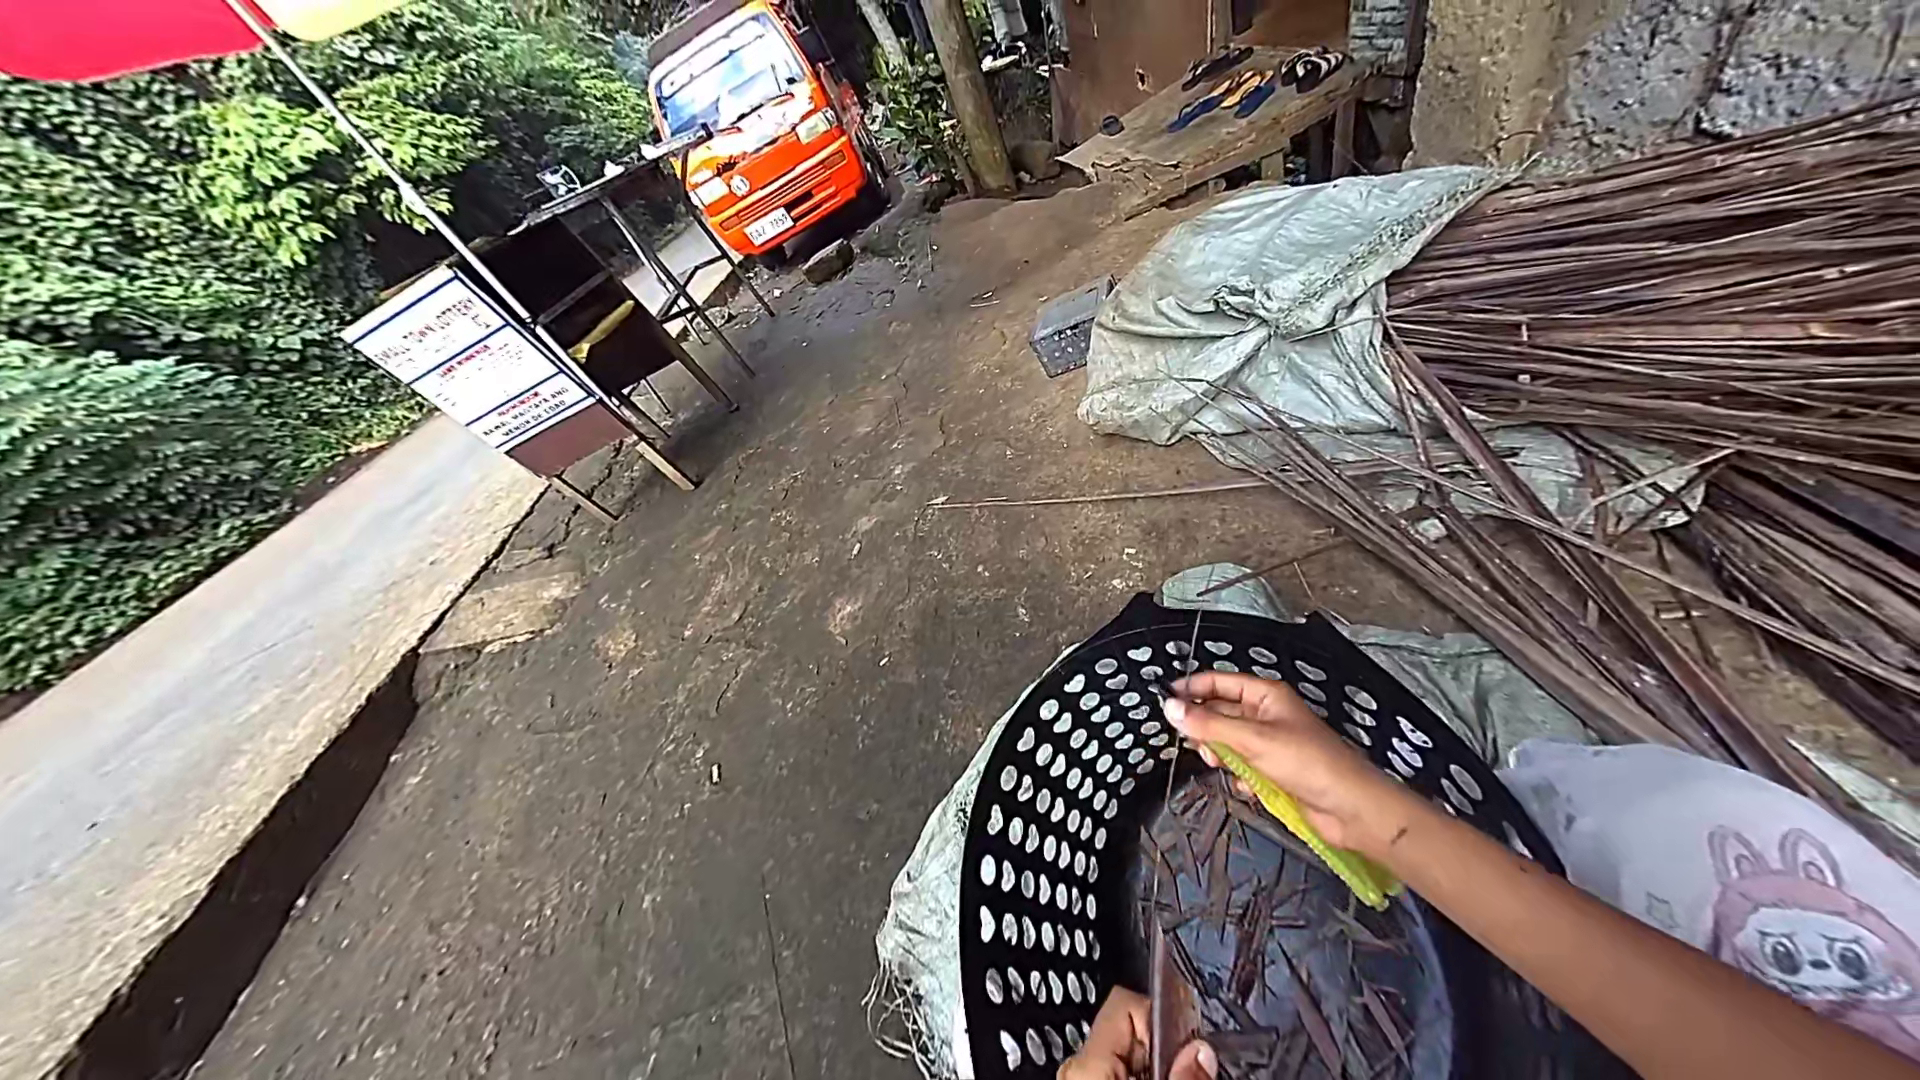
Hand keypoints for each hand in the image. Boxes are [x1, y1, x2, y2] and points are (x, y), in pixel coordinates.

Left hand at [1057, 988, 1216, 1079]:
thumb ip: (1179, 1078)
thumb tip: (1202, 1050)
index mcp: (1086, 1061)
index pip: (1126, 1001)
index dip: (1162, 1015)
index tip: (1192, 1041)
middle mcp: (1079, 1067)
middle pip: (1133, 1029)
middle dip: (1168, 1047)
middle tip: (1194, 1069)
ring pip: (1133, 1056)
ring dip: (1163, 1067)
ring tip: (1185, 1076)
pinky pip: (1126, 1072)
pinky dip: (1150, 1076)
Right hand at [1163, 672, 1419, 858]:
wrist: (1352, 810)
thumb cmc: (1310, 764)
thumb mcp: (1251, 739)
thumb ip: (1208, 724)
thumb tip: (1171, 708)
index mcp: (1265, 696)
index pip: (1219, 682)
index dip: (1192, 688)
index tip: (1166, 699)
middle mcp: (1266, 715)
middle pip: (1220, 712)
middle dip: (1206, 728)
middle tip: (1195, 741)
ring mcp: (1270, 743)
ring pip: (1228, 741)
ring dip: (1221, 754)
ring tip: (1221, 764)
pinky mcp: (1274, 770)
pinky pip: (1242, 766)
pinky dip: (1239, 775)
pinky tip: (1246, 785)